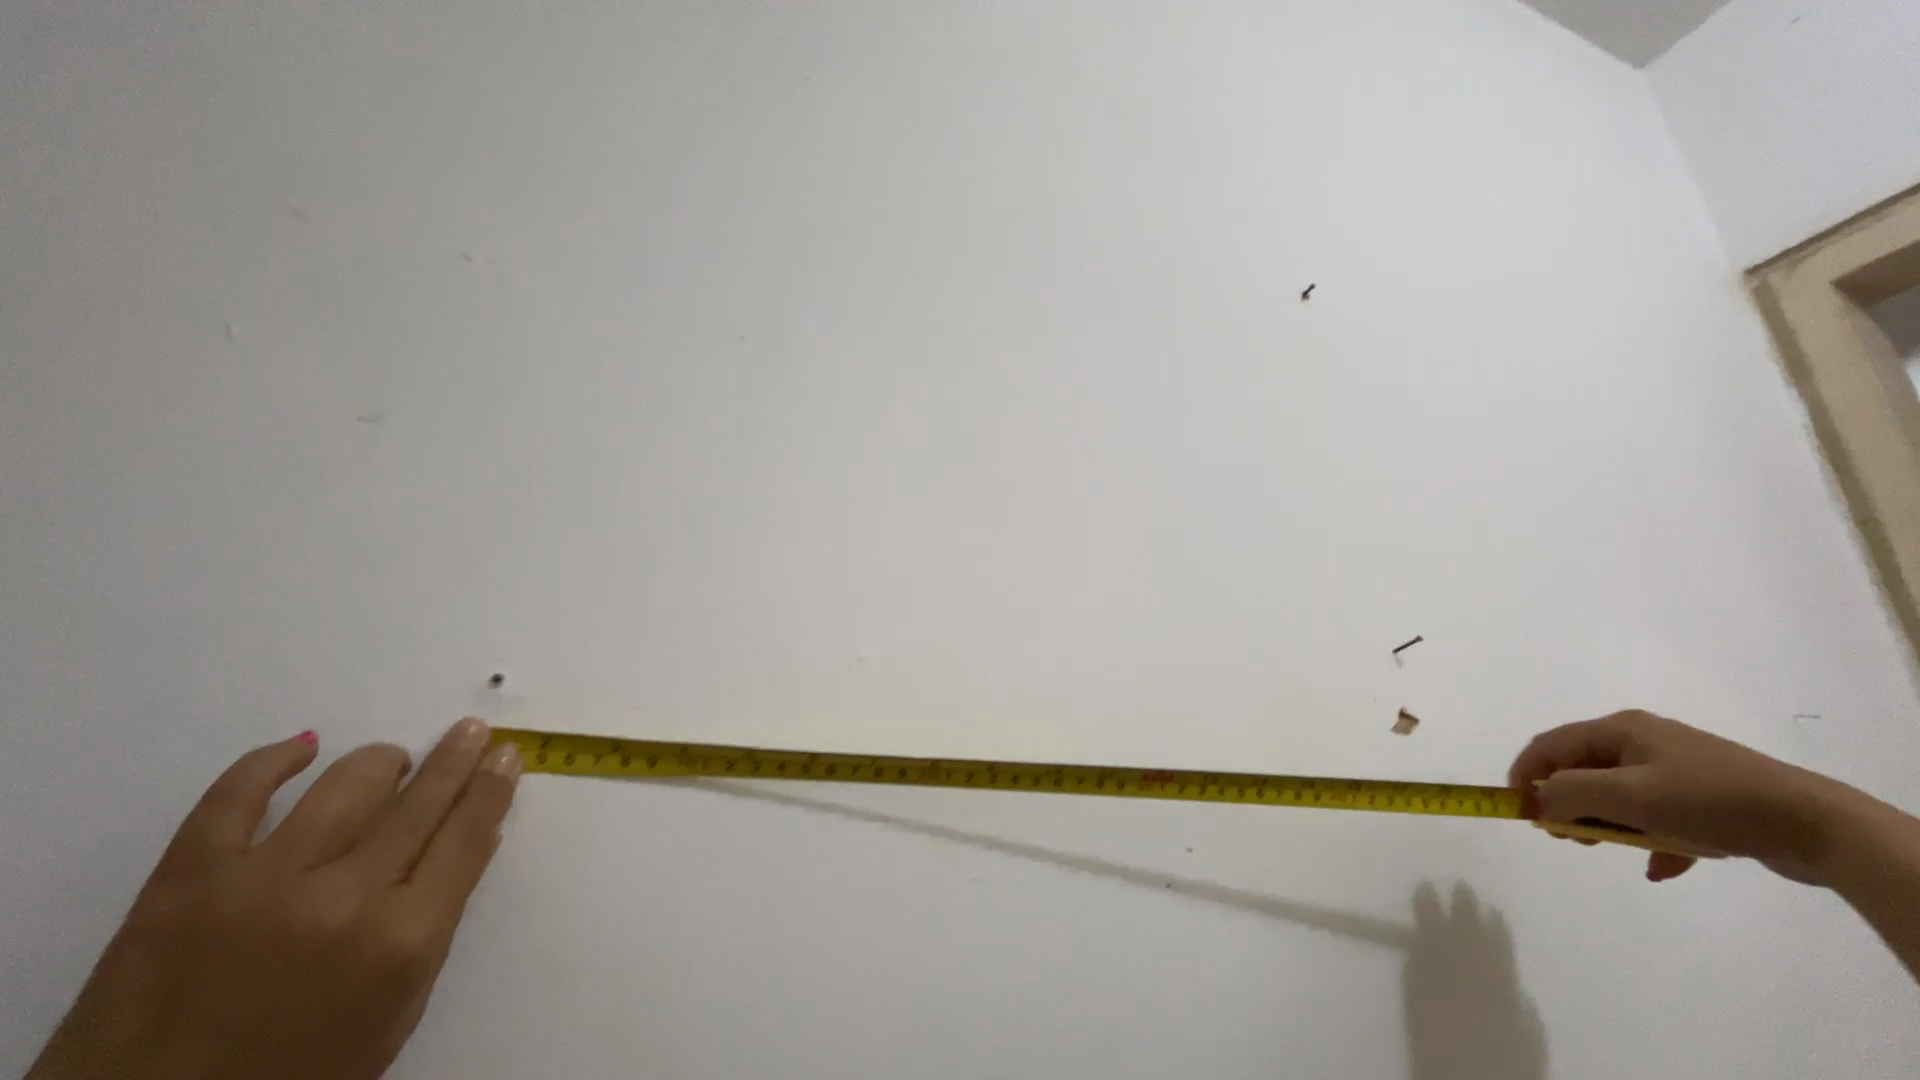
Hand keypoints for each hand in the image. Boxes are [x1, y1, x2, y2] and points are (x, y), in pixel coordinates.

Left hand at [28, 718, 521, 1079]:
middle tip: (471, 729)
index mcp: (403, 939)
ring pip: (344, 787)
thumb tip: (468, 843)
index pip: (467, 837)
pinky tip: (300, 748)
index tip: (506, 755)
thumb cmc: (300, 1074)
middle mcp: (345, 898)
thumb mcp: (394, 1013)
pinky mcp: (185, 879)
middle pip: (419, 804)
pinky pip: (234, 797)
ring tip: (394, 757)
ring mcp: (261, 881)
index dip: (492, 788)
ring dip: (382, 760)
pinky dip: (270, 761)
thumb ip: (432, 927)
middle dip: (455, 759)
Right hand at [1509, 710, 1870, 885]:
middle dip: (1567, 803)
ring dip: (1608, 824)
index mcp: (1621, 730)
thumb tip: (1532, 801)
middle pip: (1583, 770)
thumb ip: (1569, 794)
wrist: (1813, 824)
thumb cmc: (1708, 800)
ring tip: (1612, 849)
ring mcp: (1676, 770)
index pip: (1551, 745)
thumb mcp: (1629, 796)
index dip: (1525, 773)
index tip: (1518, 810)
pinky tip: (1657, 867)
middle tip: (1566, 837)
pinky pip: (1658, 817)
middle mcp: (1644, 742)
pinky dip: (1649, 840)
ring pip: (1619, 796)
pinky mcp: (1705, 800)